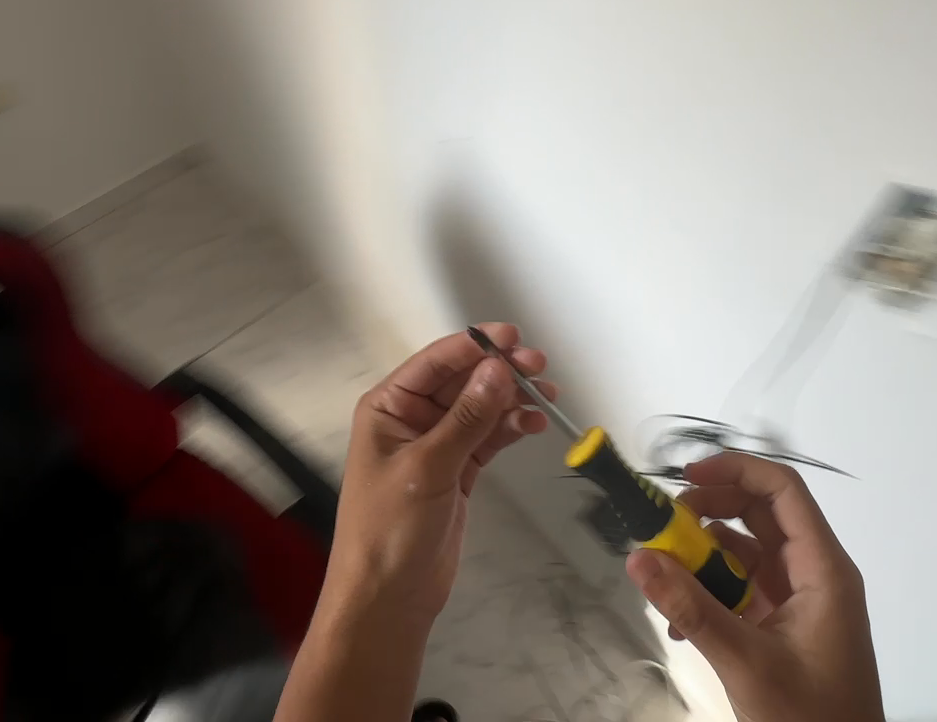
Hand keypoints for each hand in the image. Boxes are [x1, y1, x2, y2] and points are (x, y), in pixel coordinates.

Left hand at [323, 323, 554, 626]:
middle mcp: (413, 418)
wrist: (388, 599)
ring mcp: (438, 443)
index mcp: (389, 406)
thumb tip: (498, 370)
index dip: (473, 345)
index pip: (435, 362)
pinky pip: (489, 437)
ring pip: (481, 407)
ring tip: (547, 394)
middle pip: (463, 381)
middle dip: (499, 371)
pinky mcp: (458, 469)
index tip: (511, 337)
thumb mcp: (427, 467)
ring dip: (512, 399)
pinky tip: (534, 423)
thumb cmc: (390, 529)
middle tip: (538, 365)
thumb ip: (467, 418)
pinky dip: (511, 428)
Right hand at [626, 452, 882, 721]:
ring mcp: (798, 598)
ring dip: (701, 554)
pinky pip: (740, 584)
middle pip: (757, 513)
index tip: (687, 476)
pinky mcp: (782, 622)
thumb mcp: (747, 662)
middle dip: (707, 511)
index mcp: (822, 569)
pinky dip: (707, 589)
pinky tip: (681, 619)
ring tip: (665, 573)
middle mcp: (813, 573)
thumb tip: (638, 558)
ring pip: (744, 548)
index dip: (735, 470)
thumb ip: (691, 608)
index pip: (782, 490)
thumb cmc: (811, 719)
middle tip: (665, 525)